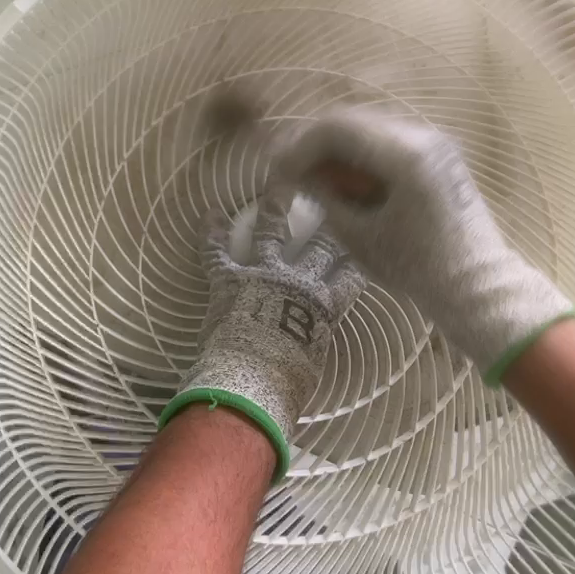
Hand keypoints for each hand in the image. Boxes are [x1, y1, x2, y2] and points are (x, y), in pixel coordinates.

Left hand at [157, 188, 365, 481]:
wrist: (251, 381)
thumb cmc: (285, 386)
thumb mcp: (309, 368)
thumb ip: (309, 351)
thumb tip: (304, 360)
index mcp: (323, 309)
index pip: (349, 280)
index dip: (358, 263)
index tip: (365, 245)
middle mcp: (297, 283)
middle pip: (319, 248)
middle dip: (327, 226)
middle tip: (331, 203)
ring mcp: (262, 274)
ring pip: (271, 233)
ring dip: (275, 209)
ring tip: (278, 187)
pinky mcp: (229, 277)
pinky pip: (216, 251)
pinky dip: (210, 233)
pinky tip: (209, 213)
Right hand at [273, 106, 574, 382]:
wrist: (475, 285)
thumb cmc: (416, 267)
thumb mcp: (358, 233)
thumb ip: (324, 194)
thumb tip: (294, 173)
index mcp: (403, 155)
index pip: (336, 129)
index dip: (300, 146)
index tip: (278, 170)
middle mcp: (421, 136)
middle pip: (352, 121)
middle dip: (315, 145)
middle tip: (290, 172)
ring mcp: (433, 141)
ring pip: (368, 128)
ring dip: (337, 148)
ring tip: (315, 177)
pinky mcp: (438, 153)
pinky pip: (387, 140)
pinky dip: (360, 154)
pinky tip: (347, 179)